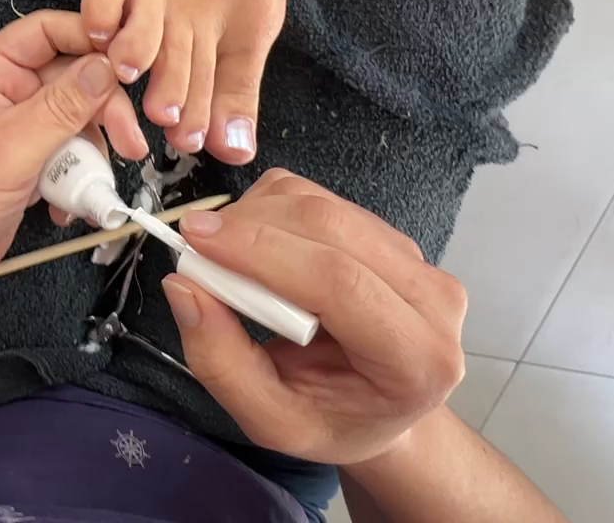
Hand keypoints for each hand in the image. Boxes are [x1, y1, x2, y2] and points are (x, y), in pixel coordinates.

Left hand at [0, 11, 148, 309]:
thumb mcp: (9, 150)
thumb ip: (61, 107)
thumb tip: (106, 66)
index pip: (46, 32)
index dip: (89, 38)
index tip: (131, 62)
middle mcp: (4, 95)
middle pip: (71, 79)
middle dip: (105, 109)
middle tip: (132, 143)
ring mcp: (15, 132)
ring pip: (74, 123)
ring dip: (92, 154)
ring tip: (98, 188)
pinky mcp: (24, 167)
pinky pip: (65, 159)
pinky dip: (75, 181)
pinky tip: (69, 208)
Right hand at [161, 169, 467, 464]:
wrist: (376, 403)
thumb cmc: (328, 415)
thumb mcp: (268, 419)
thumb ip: (221, 361)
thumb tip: (182, 285)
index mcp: (417, 358)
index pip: (338, 281)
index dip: (261, 249)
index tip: (194, 238)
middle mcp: (431, 296)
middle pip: (326, 225)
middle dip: (246, 224)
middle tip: (192, 242)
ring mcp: (410, 254)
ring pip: (315, 201)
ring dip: (253, 213)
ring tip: (225, 254)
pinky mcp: (381, 227)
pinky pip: (311, 194)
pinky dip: (266, 207)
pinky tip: (255, 244)